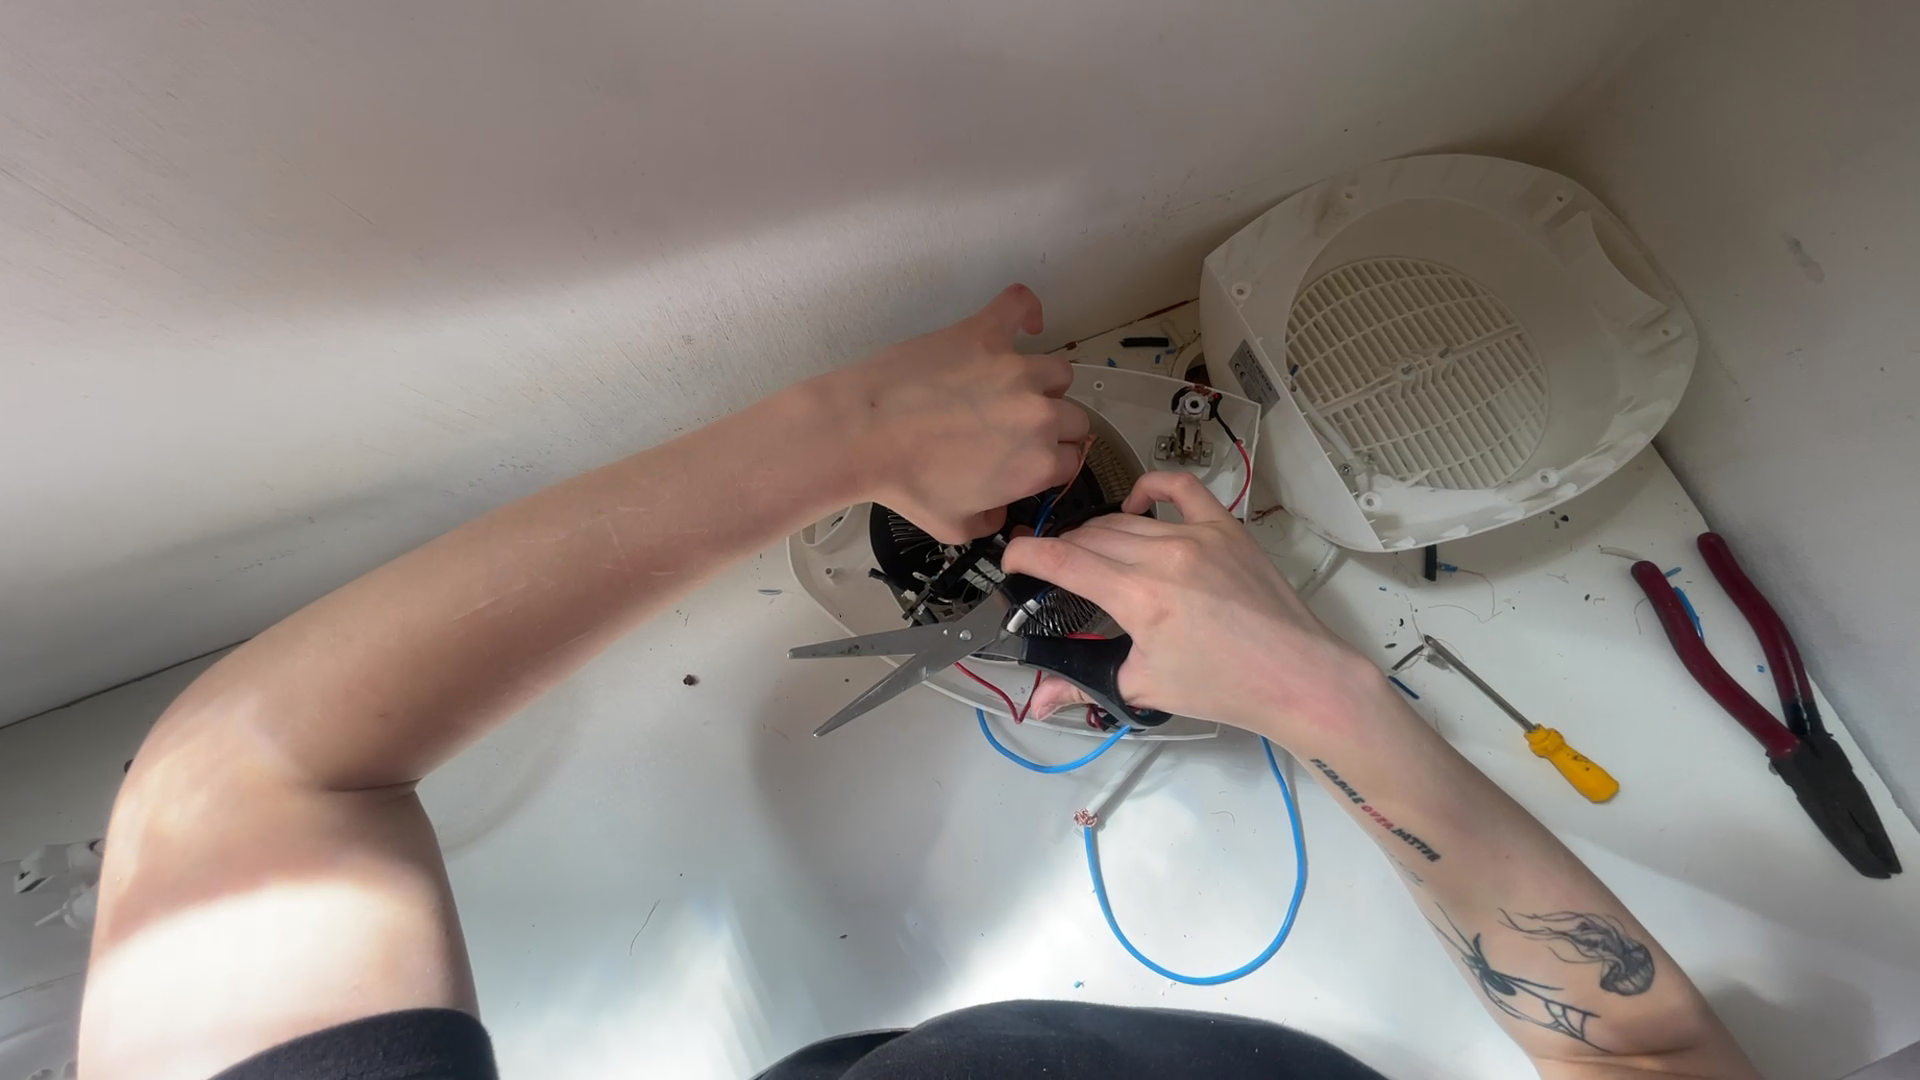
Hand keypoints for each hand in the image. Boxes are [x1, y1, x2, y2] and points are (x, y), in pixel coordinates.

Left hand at [830, 284, 1089, 543]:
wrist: (863, 436)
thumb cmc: (906, 482)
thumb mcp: (954, 527)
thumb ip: (991, 523)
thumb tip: (1000, 511)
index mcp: (1037, 463)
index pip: (1070, 461)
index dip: (1050, 465)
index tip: (1030, 463)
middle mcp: (1039, 414)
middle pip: (1074, 419)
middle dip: (1053, 430)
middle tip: (1017, 434)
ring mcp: (1015, 369)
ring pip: (1057, 373)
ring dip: (1043, 386)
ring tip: (1012, 393)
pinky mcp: (985, 334)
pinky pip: (1021, 306)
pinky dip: (1027, 312)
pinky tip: (1026, 324)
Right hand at [1002, 471, 1378, 740]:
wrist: (1298, 676)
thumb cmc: (1223, 688)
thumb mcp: (1144, 686)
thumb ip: (1081, 683)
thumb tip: (1036, 702)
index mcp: (1139, 597)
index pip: (1063, 561)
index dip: (1025, 554)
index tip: (1010, 558)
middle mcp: (1163, 556)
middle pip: (1089, 538)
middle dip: (1060, 550)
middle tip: (1052, 568)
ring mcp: (1197, 535)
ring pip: (1124, 520)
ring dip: (1096, 533)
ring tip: (1090, 552)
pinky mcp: (1225, 527)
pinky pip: (1180, 489)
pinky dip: (1151, 488)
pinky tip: (1137, 504)